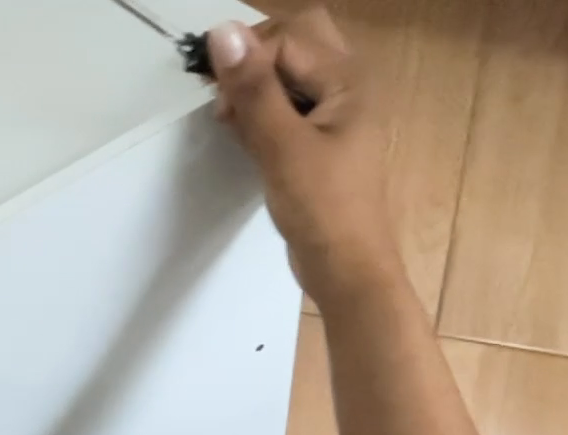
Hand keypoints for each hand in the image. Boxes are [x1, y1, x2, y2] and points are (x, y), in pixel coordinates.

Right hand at [207, 11, 402, 302]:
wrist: (346, 268)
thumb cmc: (322, 209)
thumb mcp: (282, 147)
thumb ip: (253, 89)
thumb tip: (222, 33)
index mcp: (348, 79)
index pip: (287, 38)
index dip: (248, 60)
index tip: (219, 102)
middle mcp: (347, 86)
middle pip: (297, 43)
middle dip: (254, 62)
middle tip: (225, 100)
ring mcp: (336, 116)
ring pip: (291, 76)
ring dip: (256, 90)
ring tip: (232, 124)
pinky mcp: (321, 144)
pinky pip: (289, 108)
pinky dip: (263, 114)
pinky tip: (246, 139)